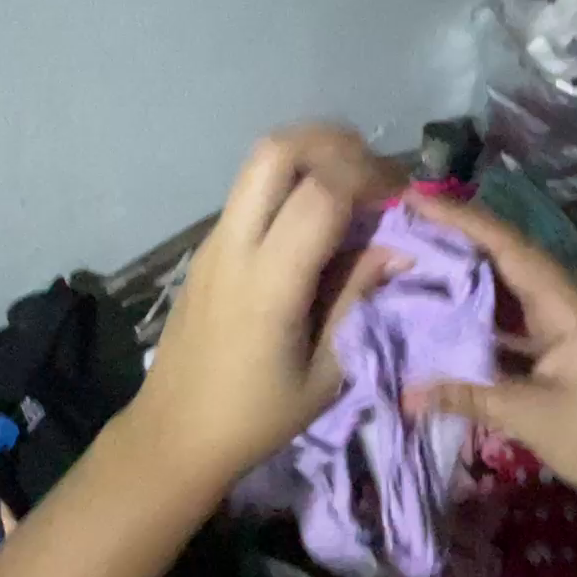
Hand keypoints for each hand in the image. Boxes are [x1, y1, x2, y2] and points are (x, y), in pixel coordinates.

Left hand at [126, 125, 408, 483]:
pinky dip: (291, 181)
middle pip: (276, 151)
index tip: (403, 196)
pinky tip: (318, 215)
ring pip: (259, 163)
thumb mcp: (324, 371)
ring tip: (353, 185)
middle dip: (334, 143)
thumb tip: (399, 248)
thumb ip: (358, 297)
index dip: (369, 178)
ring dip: (311, 156)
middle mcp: (234, 245)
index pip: (320, 194)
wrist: (174, 432)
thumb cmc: (255, 417)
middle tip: (375, 172)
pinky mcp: (206, 246)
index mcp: (268, 283)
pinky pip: (251, 191)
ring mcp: (213, 240)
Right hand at [404, 193, 576, 519]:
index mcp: (565, 304)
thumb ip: (468, 397)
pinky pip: (507, 315)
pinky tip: (440, 310)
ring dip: (462, 270)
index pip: (507, 246)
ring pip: (503, 284)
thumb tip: (405, 394)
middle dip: (454, 235)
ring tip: (411, 255)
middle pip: (502, 255)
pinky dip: (474, 310)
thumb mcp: (534, 418)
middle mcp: (561, 301)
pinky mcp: (555, 345)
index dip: (460, 219)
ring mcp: (559, 322)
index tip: (415, 200)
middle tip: (401, 223)